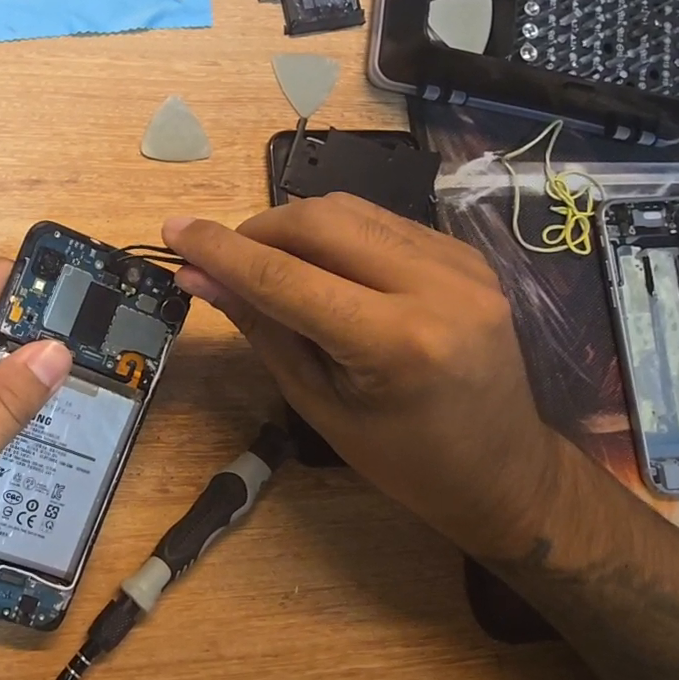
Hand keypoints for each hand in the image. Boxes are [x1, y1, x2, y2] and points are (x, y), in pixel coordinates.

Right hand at [163, 195, 570, 558]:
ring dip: (290, 228)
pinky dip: (331, 235)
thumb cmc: (400, 458)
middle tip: (222, 260)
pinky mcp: (466, 254)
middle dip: (255, 231)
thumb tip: (197, 276)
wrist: (505, 469)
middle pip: (318, 222)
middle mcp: (436, 287)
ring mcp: (460, 263)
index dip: (220, 250)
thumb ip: (259, 326)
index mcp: (396, 343)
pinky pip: (378, 222)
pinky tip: (319, 268)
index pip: (285, 276)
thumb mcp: (315, 400)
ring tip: (266, 265)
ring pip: (347, 210)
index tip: (173, 229)